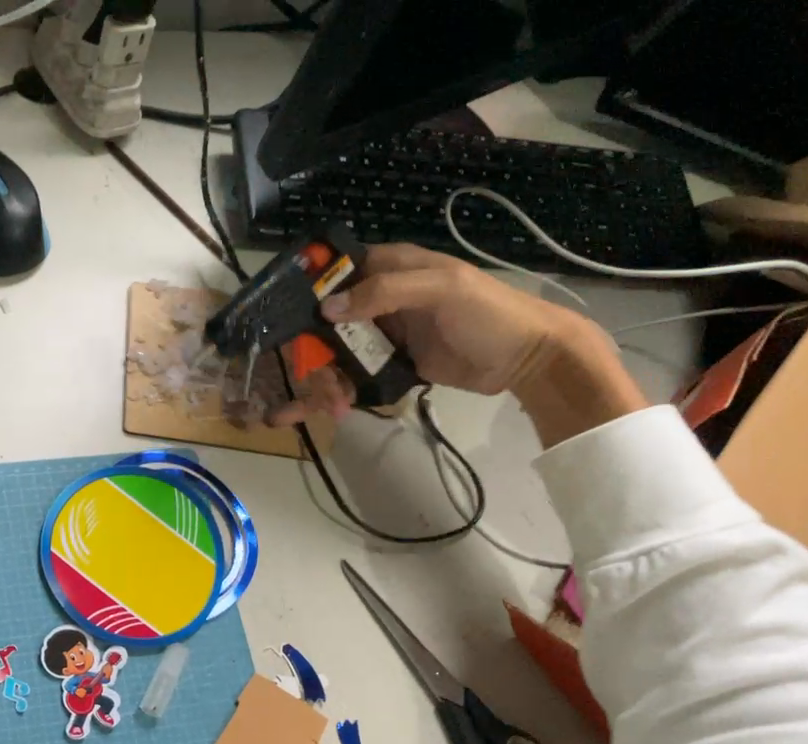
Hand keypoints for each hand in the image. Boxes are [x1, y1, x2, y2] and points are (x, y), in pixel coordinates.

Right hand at [267, 244, 643, 444]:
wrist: (528, 359)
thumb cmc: (490, 313)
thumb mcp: (443, 289)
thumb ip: (385, 291)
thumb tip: (327, 307)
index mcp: (389, 268)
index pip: (335, 273)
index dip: (305, 292)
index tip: (279, 317)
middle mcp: (377, 300)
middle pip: (324, 322)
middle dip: (307, 353)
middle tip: (301, 382)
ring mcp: (381, 335)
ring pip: (334, 354)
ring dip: (320, 381)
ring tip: (320, 408)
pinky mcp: (388, 365)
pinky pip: (352, 377)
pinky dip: (337, 394)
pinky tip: (327, 411)